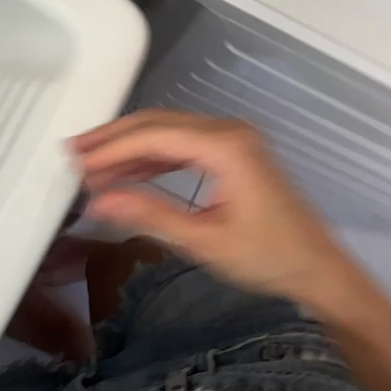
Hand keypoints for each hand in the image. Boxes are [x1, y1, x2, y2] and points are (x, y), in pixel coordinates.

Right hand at [72, 111, 362, 309]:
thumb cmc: (268, 257)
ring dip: (130, 146)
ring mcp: (233, 140)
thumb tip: (99, 201)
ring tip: (90, 164)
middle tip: (72, 153)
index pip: (155, 135)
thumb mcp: (204, 241)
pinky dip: (153, 156)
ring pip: (169, 131)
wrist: (317, 267)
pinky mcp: (234, 154)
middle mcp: (229, 131)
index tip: (76, 163)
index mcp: (226, 146)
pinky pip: (185, 145)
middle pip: (159, 123)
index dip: (112, 148)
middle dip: (114, 138)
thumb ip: (150, 215)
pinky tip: (127, 172)